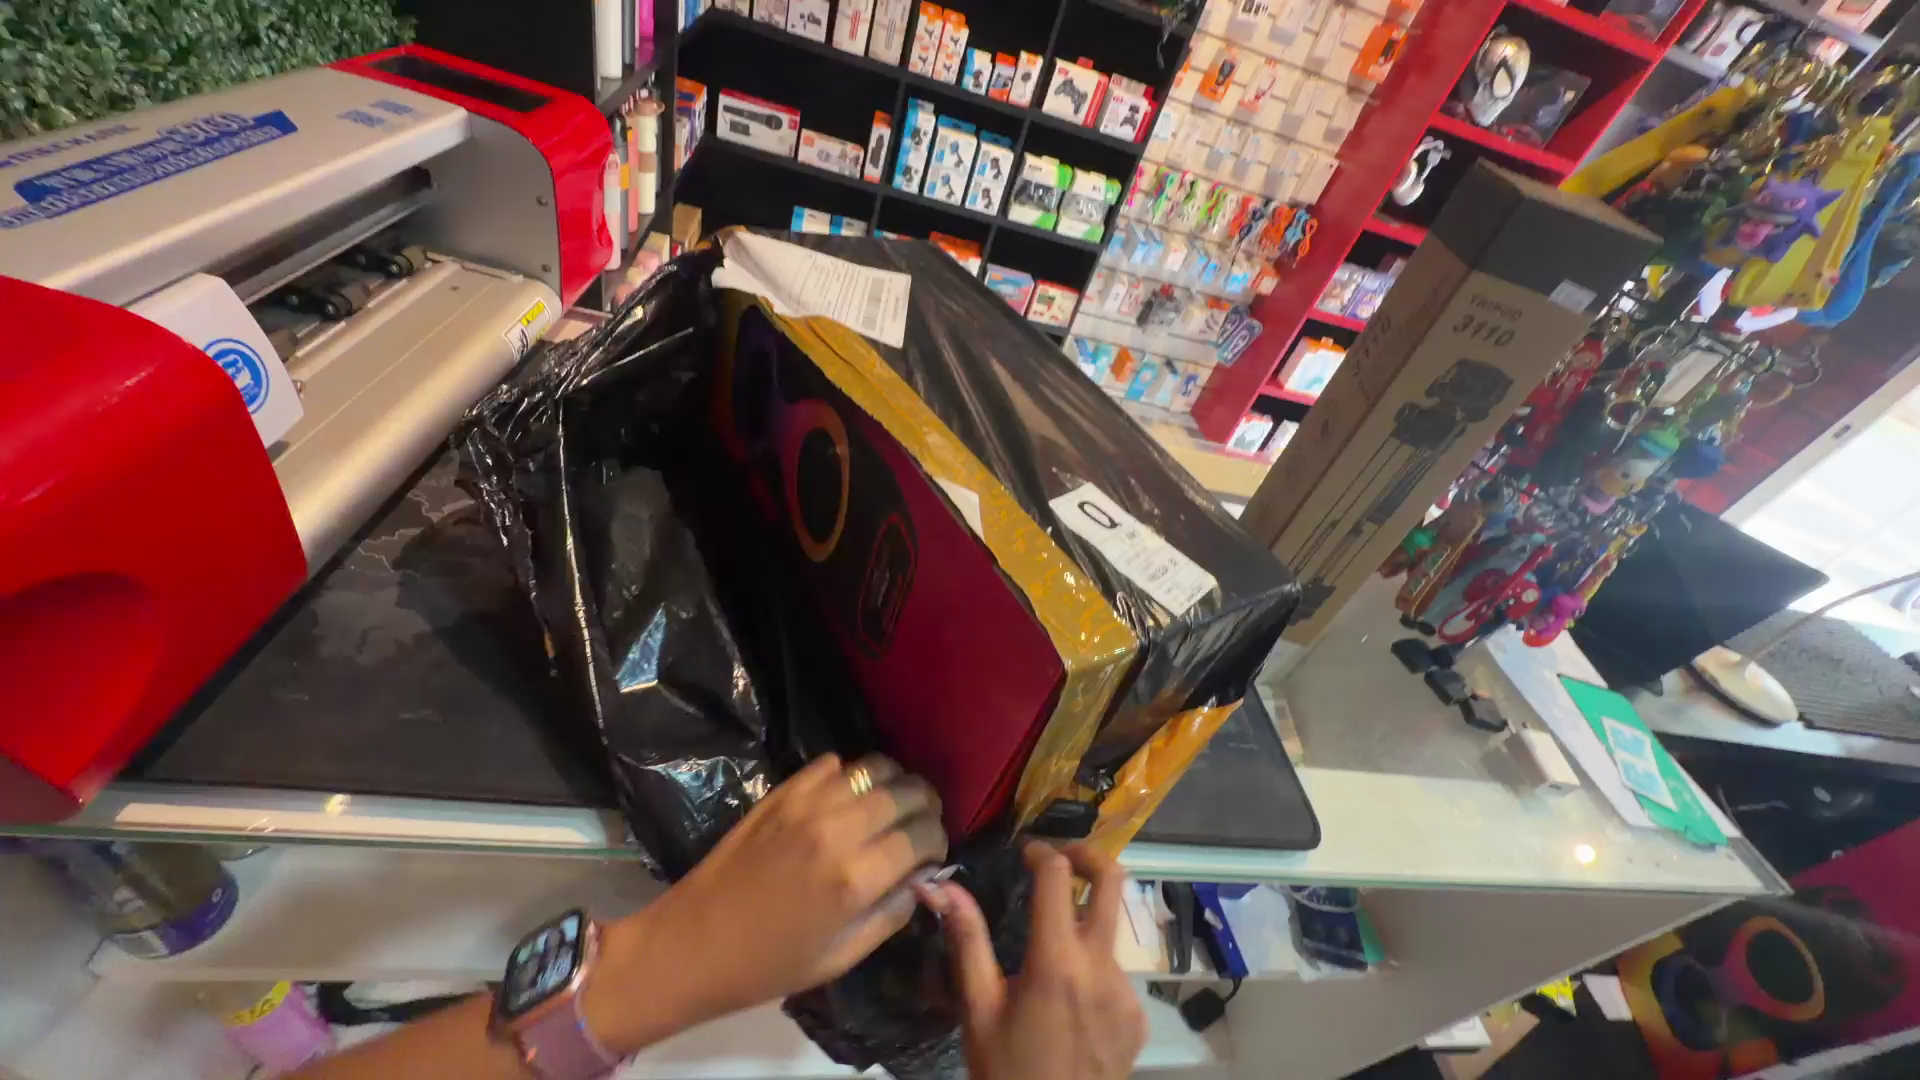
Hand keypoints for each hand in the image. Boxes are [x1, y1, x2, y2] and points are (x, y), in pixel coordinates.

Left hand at [587, 754, 945, 1051]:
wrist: (694, 942)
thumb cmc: (770, 963)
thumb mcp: (841, 958)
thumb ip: (891, 913)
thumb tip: (922, 879)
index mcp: (855, 880)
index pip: (922, 836)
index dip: (937, 839)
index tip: (934, 850)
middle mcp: (837, 830)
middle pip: (906, 792)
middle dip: (925, 804)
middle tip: (923, 820)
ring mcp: (808, 803)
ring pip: (875, 767)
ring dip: (894, 782)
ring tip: (894, 800)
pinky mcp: (784, 790)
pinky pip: (834, 763)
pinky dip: (852, 774)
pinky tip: (850, 795)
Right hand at [922, 843, 1146, 1079]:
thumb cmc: (1006, 1071)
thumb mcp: (978, 1008)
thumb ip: (966, 940)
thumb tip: (939, 885)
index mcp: (1057, 961)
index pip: (1059, 876)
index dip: (1042, 851)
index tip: (1025, 851)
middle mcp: (1101, 967)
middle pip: (1113, 881)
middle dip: (1088, 855)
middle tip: (1059, 859)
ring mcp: (1126, 992)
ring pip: (1110, 931)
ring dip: (1082, 924)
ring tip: (1047, 951)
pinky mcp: (1137, 1016)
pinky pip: (1114, 971)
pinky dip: (1091, 966)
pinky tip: (1065, 999)